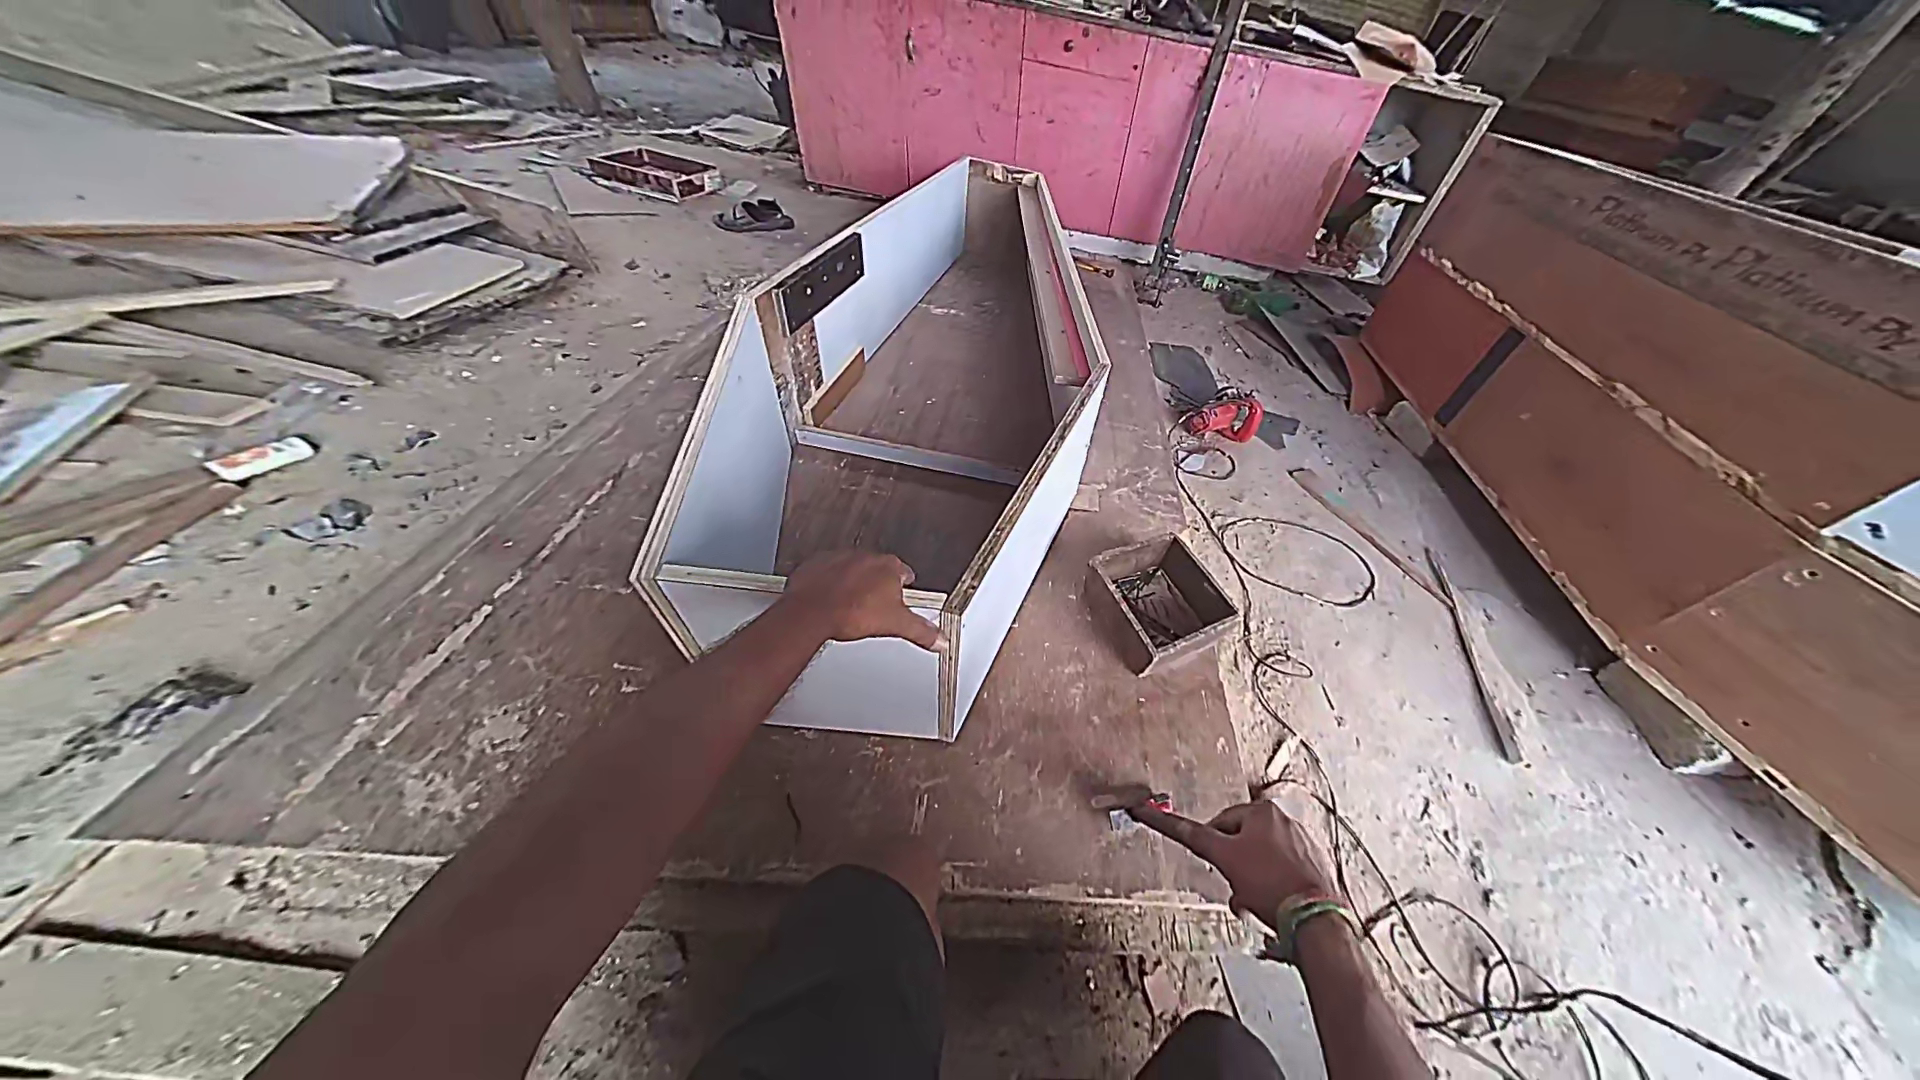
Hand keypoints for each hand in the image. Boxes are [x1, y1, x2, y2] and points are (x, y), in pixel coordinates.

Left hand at [782, 551, 941, 649]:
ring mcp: (840, 558)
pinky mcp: (818, 563)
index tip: (901, 594)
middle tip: (874, 606)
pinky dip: (830, 582)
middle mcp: (865, 557)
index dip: (903, 586)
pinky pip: (828, 571)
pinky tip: (830, 599)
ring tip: (850, 605)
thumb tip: (938, 639)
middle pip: (877, 570)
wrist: (812, 611)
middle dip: (877, 586)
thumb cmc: (850, 612)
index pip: (904, 572)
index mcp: (888, 567)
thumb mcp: (895, 625)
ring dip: (853, 583)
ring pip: (852, 569)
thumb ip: (921, 631)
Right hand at [1130, 799, 1335, 924]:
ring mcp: (1302, 846)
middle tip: (1233, 886)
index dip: (1207, 840)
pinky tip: (1269, 905)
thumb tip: (1161, 815)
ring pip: (1260, 861)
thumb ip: (1194, 835)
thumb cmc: (1271, 885)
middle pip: (1240, 843)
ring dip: (1251, 880)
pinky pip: (1280, 874)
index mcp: (1263, 812)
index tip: (1200, 847)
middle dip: (1233, 866)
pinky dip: (1271, 887)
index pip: (1219, 822)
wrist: (1315, 923)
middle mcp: (1285, 822)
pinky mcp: (1314, 869)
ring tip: (1253, 902)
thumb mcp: (1224, 856)